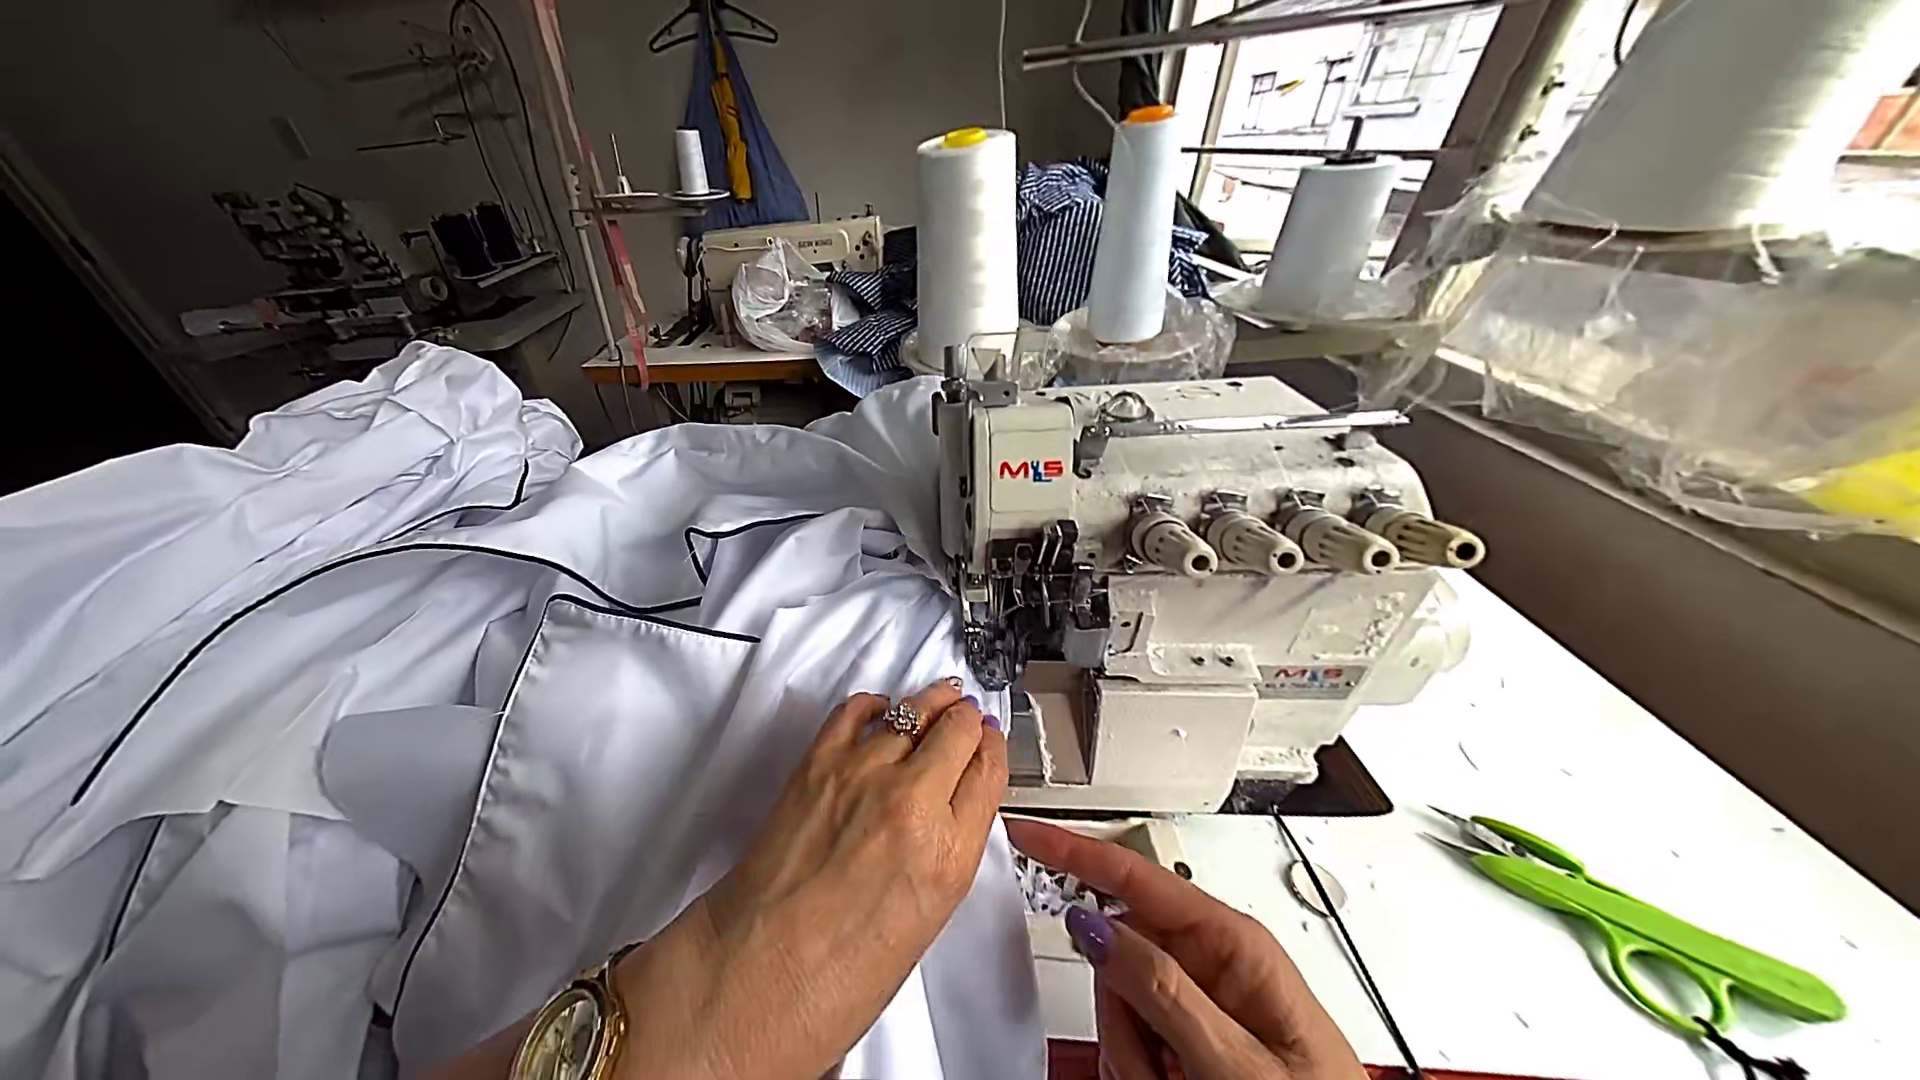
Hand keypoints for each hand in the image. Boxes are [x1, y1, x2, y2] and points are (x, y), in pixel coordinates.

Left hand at [612, 680, 1007, 1079]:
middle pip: (960, 727)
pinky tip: (884, 709)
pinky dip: (877, 703)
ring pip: (914, 709)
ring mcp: (862, 775)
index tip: (990, 741)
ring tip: (939, 697)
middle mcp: (911, 804)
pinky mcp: (817, 764)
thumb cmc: (838, 970)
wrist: (759, 975)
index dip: (993, 747)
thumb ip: (955, 842)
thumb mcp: (931, 912)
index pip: (989, 769)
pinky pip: (857, 708)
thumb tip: (963, 793)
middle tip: (967, 715)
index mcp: (948, 852)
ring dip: (932, 702)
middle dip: (968, 718)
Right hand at [1006, 819, 1364, 1079]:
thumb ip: (1163, 989)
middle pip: (1118, 948)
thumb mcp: (1241, 1066)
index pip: (1136, 875)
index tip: (1030, 833)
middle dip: (1119, 1010)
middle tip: (1153, 1065)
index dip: (1074, 849)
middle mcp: (1212, 961)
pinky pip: (1128, 1032)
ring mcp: (1197, 999)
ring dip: (1131, 1052)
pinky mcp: (1186, 1032)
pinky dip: (1135, 1066)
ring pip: (1116, 998)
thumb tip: (1095, 927)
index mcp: (1233, 943)